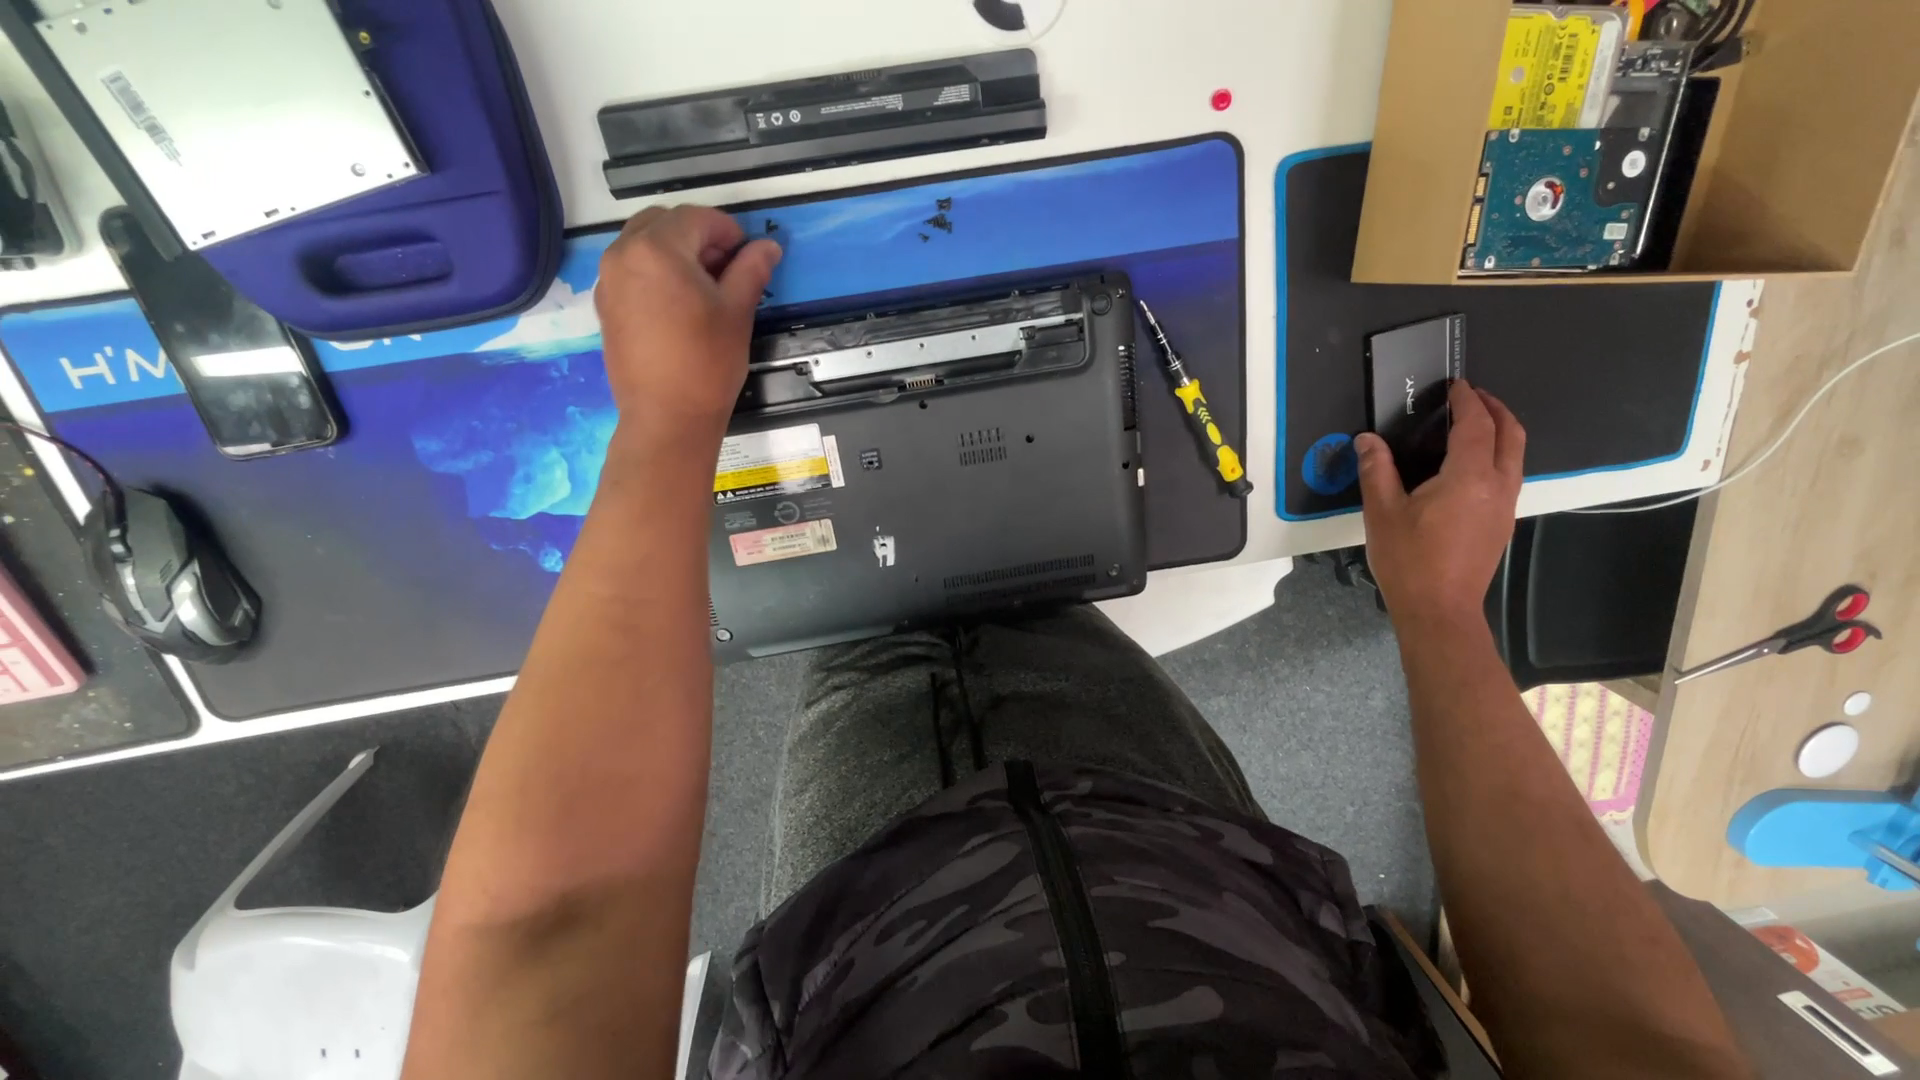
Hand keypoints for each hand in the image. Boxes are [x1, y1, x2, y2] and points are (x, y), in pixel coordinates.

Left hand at [594, 205, 781, 439]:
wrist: (667, 417)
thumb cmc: (707, 362)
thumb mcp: (737, 311)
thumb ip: (751, 270)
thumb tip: (767, 246)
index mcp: (657, 249)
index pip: (697, 218)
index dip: (728, 231)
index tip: (748, 255)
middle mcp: (622, 254)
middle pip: (664, 222)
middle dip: (698, 237)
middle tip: (726, 269)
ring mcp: (608, 280)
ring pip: (643, 244)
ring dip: (675, 252)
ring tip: (703, 288)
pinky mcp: (605, 305)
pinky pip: (631, 269)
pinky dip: (655, 272)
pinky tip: (678, 304)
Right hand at [1356, 381, 1525, 626]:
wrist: (1439, 610)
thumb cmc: (1409, 560)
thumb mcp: (1382, 512)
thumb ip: (1377, 470)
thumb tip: (1367, 440)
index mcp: (1469, 477)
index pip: (1475, 426)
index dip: (1467, 401)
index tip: (1456, 386)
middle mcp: (1498, 486)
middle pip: (1511, 435)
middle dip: (1496, 410)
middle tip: (1474, 397)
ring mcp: (1504, 507)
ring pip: (1516, 456)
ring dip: (1501, 432)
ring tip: (1475, 425)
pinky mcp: (1501, 524)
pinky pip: (1509, 476)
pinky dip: (1498, 456)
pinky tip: (1471, 465)